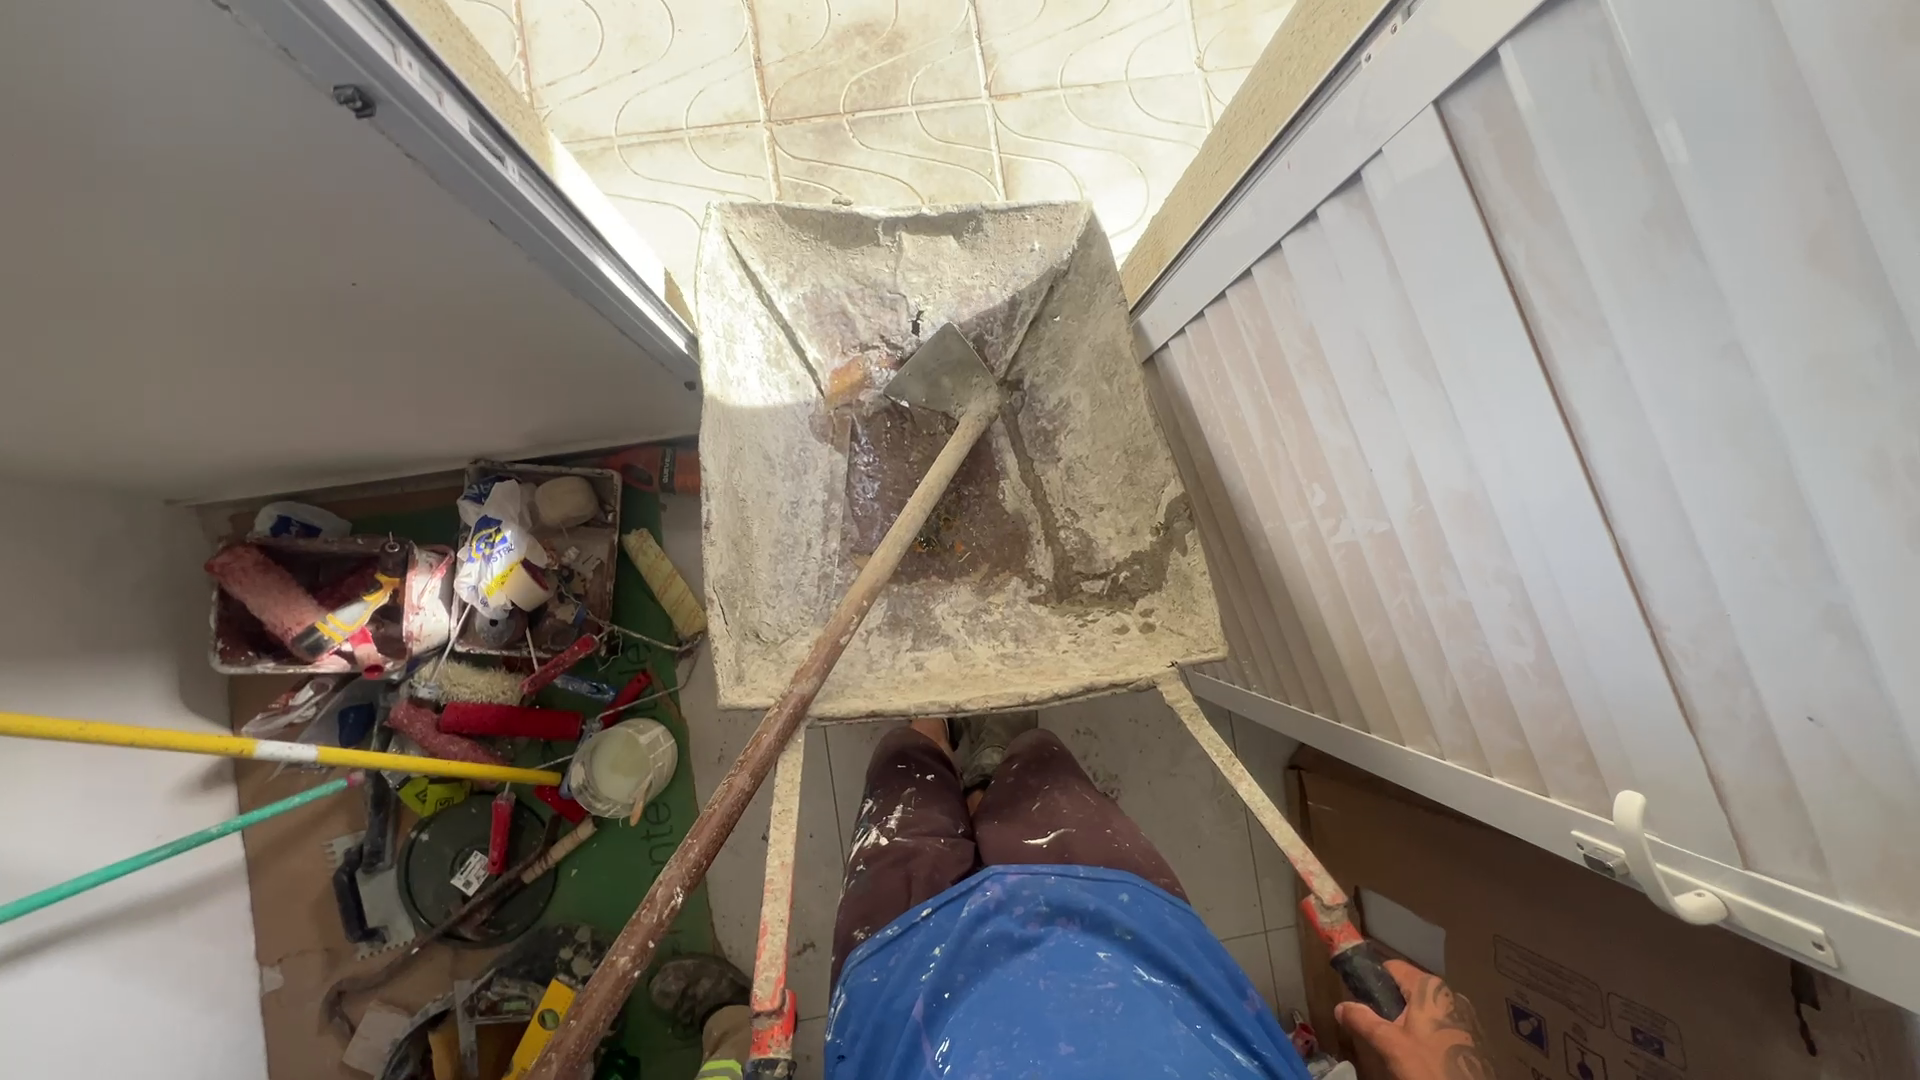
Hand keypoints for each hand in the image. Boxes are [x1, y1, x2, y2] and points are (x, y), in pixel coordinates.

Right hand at [1334, 960, 1494, 1079]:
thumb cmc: (1430, 1066)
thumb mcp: (1389, 1044)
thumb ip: (1362, 1020)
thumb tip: (1339, 1007)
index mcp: (1429, 987)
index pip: (1392, 967)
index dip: (1373, 978)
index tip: (1362, 998)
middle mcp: (1451, 994)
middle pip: (1410, 989)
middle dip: (1393, 1005)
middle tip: (1380, 1027)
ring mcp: (1468, 1017)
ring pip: (1428, 1009)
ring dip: (1412, 1021)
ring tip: (1402, 1045)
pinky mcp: (1477, 1038)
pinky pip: (1445, 1025)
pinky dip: (1431, 1034)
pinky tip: (1426, 1056)